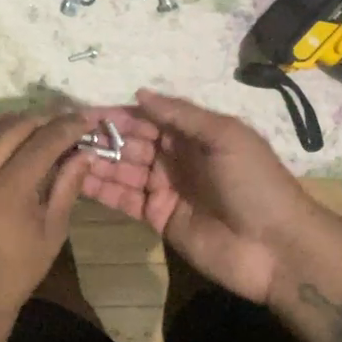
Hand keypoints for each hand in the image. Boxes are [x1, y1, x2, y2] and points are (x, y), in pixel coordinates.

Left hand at [0, 111, 93, 341]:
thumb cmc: (16, 270)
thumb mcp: (52, 230)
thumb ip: (67, 186)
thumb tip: (85, 152)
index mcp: (5, 191)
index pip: (42, 142)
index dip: (68, 127)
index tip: (88, 120)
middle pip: (16, 124)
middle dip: (47, 118)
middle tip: (71, 121)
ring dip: (23, 120)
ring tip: (48, 126)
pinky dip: (1, 130)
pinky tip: (21, 138)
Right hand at [79, 90, 314, 304]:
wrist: (276, 247)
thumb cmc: (256, 183)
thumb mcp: (226, 137)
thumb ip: (182, 115)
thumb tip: (139, 93)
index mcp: (193, 135)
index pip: (147, 118)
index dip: (118, 114)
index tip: (84, 112)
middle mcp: (175, 158)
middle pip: (131, 143)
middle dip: (101, 138)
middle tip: (65, 136)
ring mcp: (165, 189)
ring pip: (123, 171)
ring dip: (97, 162)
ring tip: (64, 156)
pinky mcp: (157, 218)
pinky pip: (125, 200)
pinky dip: (102, 190)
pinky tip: (77, 181)